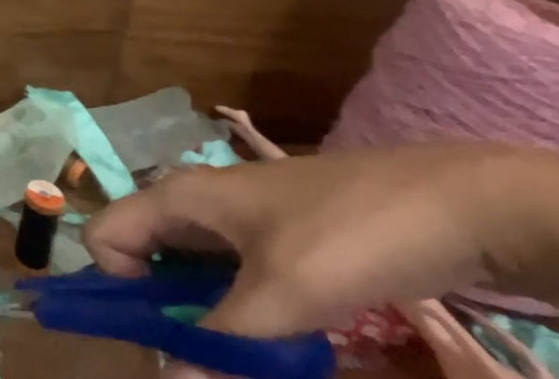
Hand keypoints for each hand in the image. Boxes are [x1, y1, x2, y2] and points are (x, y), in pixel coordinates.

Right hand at [85, 145, 558, 340]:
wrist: (454, 204)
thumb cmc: (350, 235)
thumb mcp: (285, 294)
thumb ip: (224, 338)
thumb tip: (170, 377)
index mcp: (177, 197)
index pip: (103, 236)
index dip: (119, 288)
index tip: (168, 328)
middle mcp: (195, 202)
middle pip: (145, 255)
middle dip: (163, 309)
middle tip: (208, 352)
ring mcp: (238, 216)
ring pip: (191, 270)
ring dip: (206, 313)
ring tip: (254, 346)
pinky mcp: (277, 234)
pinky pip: (232, 273)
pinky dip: (241, 306)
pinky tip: (283, 329)